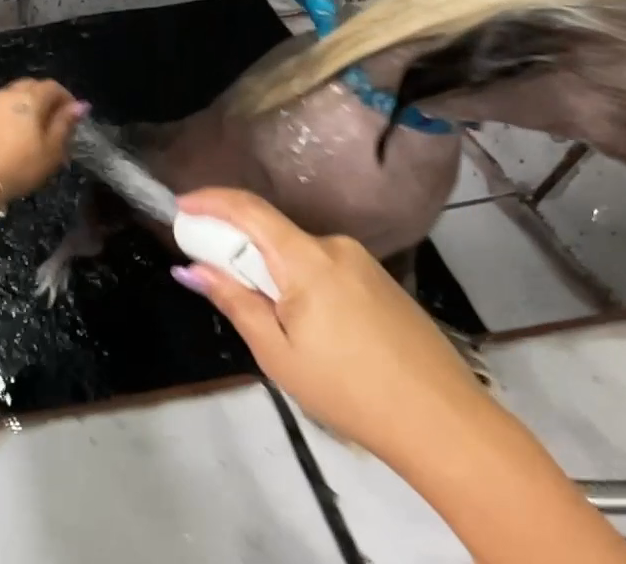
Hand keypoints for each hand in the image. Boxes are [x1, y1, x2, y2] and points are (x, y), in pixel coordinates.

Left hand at [0, 79, 83, 200]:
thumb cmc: (20, 166)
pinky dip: (12, 113)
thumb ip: (65, 123)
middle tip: (55, 121)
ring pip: (14, 95)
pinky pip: (0, 106)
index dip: (66, 98)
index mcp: (29, 98)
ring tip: (35, 129)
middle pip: (31, 86)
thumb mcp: (51, 149)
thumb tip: (81, 105)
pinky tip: (14, 134)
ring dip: (28, 105)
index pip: (53, 87)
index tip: (73, 116)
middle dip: (47, 98)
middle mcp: (8, 94)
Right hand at [173, 189, 489, 460]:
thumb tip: (191, 268)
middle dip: (235, 246)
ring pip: (297, 253)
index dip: (210, 201)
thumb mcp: (277, 352)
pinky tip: (305, 326)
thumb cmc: (349, 390)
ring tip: (263, 318)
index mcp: (308, 259)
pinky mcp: (381, 283)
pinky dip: (297, 281)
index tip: (179, 207)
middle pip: (271, 232)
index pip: (249, 209)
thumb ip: (234, 301)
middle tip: (210, 276)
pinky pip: (323, 268)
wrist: (446, 424)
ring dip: (268, 269)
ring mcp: (364, 264)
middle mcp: (336, 248)